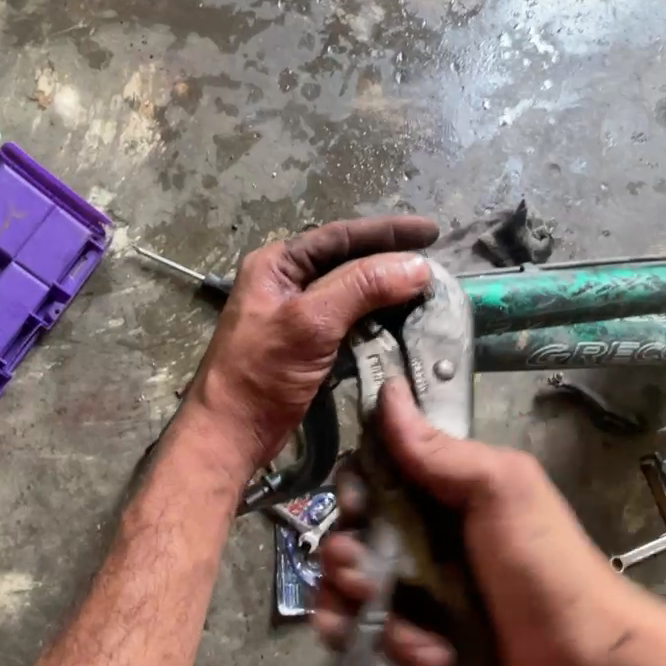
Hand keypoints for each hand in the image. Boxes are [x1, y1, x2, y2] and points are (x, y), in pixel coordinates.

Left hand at [182, 216, 439, 481]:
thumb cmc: (261, 372)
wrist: (231, 433)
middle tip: (434, 266)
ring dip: (387, 294)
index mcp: (277, 265)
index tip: (431, 232)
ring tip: (427, 294)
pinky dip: (377, 322)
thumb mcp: (311, 322)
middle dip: (391, 262)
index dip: (387, 232)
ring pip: (352, 294)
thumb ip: (362, 287)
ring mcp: (296, 315)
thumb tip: (417, 266)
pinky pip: (350, 323)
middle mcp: (286, 282)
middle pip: (348, 262)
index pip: (340, 236)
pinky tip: (402, 325)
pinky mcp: (307, 346)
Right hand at [313, 378, 635, 665]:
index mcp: (442, 489)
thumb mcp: (500, 489)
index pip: (373, 473)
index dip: (353, 486)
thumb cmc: (544, 563)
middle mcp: (423, 533)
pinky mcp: (423, 638)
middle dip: (343, 551)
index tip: (355, 505)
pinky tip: (430, 652)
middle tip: (356, 569)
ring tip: (372, 614)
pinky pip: (380, 636)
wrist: (586, 663)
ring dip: (350, 601)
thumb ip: (439, 449)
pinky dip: (395, 644)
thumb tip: (390, 388)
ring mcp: (421, 588)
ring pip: (353, 586)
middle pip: (354, 532)